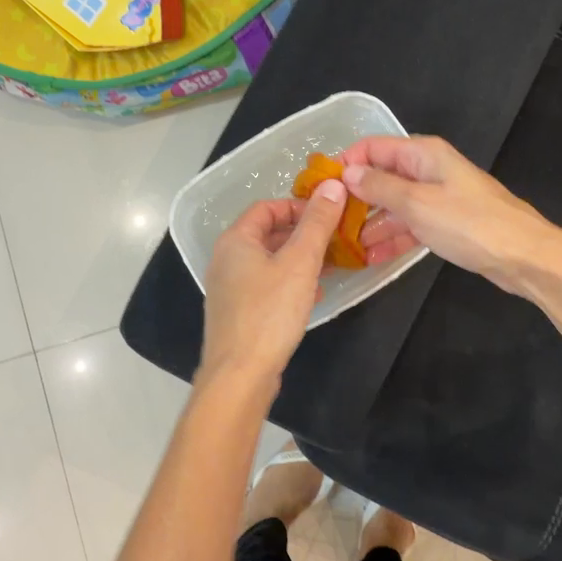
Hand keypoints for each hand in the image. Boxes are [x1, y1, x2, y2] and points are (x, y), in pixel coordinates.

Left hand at [199, 179, 346, 387]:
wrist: (240, 374)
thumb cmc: (269, 312)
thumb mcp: (300, 262)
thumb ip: (317, 223)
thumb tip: (332, 185)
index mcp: (235, 240)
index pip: (267, 207)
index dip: (298, 206)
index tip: (328, 216)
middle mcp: (226, 259)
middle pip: (267, 233)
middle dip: (302, 234)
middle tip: (335, 240)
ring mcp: (230, 287)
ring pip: (269, 261)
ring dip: (299, 259)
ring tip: (330, 266)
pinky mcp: (238, 312)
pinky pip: (267, 285)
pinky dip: (289, 283)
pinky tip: (313, 295)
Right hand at [340, 135, 559, 294]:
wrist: (524, 256)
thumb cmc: (470, 223)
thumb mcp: (417, 204)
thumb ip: (379, 187)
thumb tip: (346, 173)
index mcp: (423, 153)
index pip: (373, 147)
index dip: (346, 163)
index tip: (321, 188)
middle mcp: (429, 169)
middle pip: (382, 177)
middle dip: (355, 198)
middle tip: (328, 223)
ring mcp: (438, 197)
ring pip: (394, 205)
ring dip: (371, 223)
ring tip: (344, 246)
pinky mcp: (446, 223)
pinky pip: (410, 225)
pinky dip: (392, 237)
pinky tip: (370, 257)